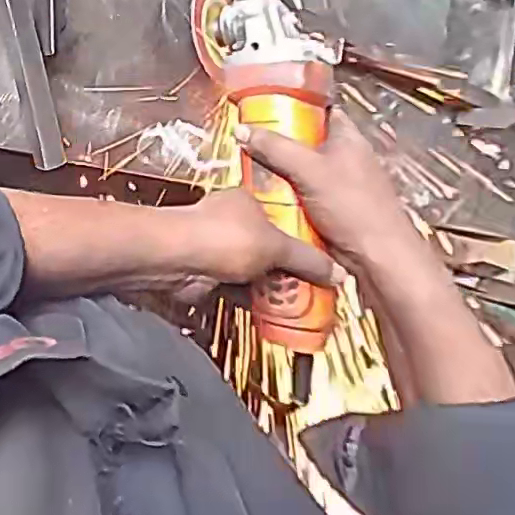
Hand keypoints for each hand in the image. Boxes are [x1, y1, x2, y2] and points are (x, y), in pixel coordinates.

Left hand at [186, 187, 347, 291]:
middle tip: (319, 287)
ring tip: (306, 303)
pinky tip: (277, 313)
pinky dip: (254, 300)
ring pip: (255, 270)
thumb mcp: (275, 245)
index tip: (326, 257)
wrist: (175, 261)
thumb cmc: (223, 238)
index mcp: (245, 201)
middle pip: (270, 245)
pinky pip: (240, 289)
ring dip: (273, 287)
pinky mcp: (210, 274)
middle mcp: (231, 221)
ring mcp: (219, 248)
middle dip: (290, 267)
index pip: (282, 214)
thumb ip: (307, 258)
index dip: (304, 235)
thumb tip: (339, 274)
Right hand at [232, 109, 434, 280]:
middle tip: (244, 136)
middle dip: (275, 140)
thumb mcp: (309, 169)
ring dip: (273, 170)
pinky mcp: (327, 209)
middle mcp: (343, 159)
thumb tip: (240, 129)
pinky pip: (295, 193)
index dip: (295, 104)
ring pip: (296, 169)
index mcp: (348, 139)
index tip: (263, 103)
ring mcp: (335, 185)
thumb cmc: (353, 207)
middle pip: (303, 141)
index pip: (321, 110)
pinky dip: (278, 193)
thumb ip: (275, 147)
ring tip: (242, 163)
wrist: (377, 260)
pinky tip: (256, 193)